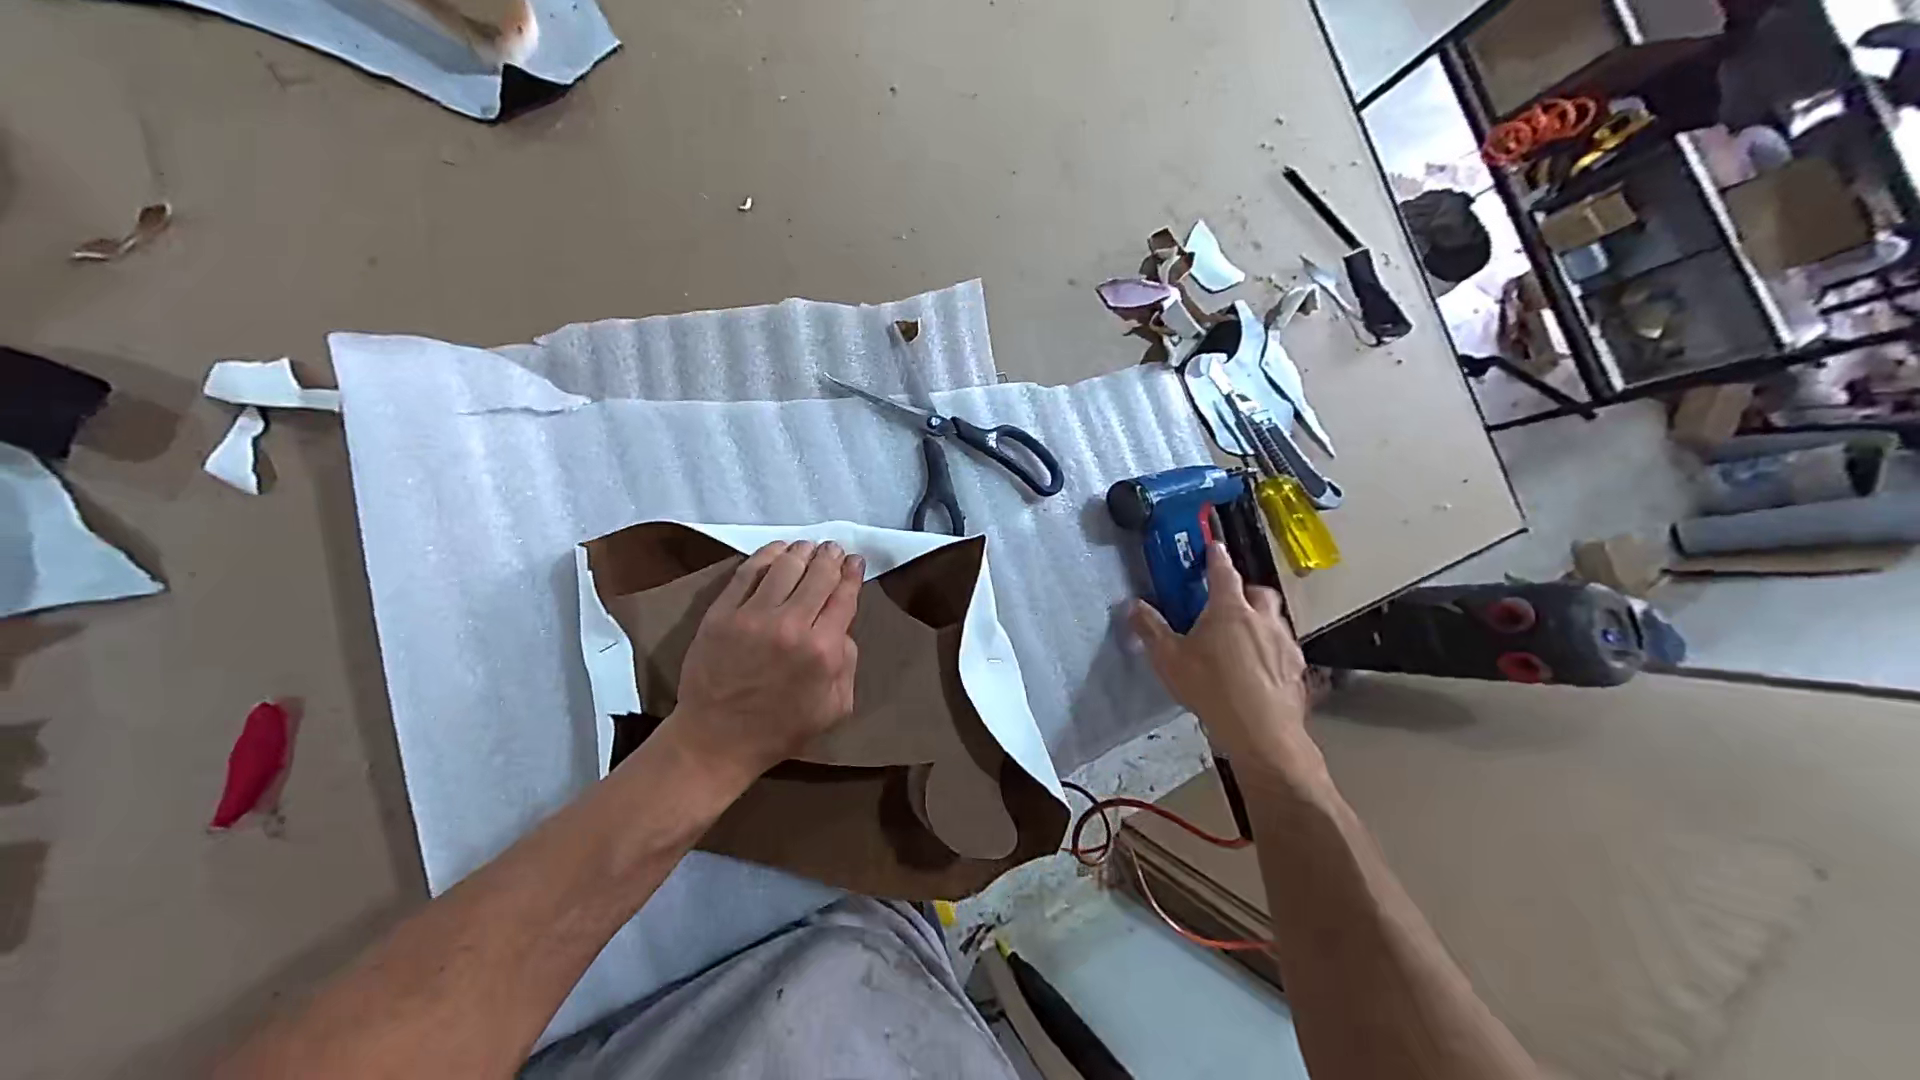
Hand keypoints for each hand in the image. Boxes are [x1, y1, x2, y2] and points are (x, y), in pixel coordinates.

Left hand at [666, 540, 864, 783]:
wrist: (716, 739)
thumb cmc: (780, 729)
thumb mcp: (835, 708)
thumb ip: (848, 664)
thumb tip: (843, 628)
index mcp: (823, 651)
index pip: (844, 597)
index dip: (852, 574)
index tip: (855, 561)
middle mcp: (791, 626)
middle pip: (818, 575)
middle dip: (831, 556)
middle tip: (833, 549)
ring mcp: (752, 617)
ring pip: (785, 566)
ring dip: (802, 550)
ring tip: (808, 546)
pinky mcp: (722, 614)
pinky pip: (748, 572)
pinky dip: (767, 555)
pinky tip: (777, 549)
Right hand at [1130, 543, 1318, 775]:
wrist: (1261, 731)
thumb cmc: (1211, 688)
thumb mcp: (1169, 659)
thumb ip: (1150, 629)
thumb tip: (1132, 605)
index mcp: (1229, 610)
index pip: (1223, 573)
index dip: (1216, 558)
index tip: (1214, 547)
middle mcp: (1262, 619)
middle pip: (1259, 592)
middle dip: (1245, 590)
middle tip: (1229, 601)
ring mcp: (1284, 644)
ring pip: (1275, 621)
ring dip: (1261, 621)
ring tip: (1244, 638)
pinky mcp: (1297, 670)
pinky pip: (1284, 650)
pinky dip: (1272, 651)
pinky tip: (1261, 670)